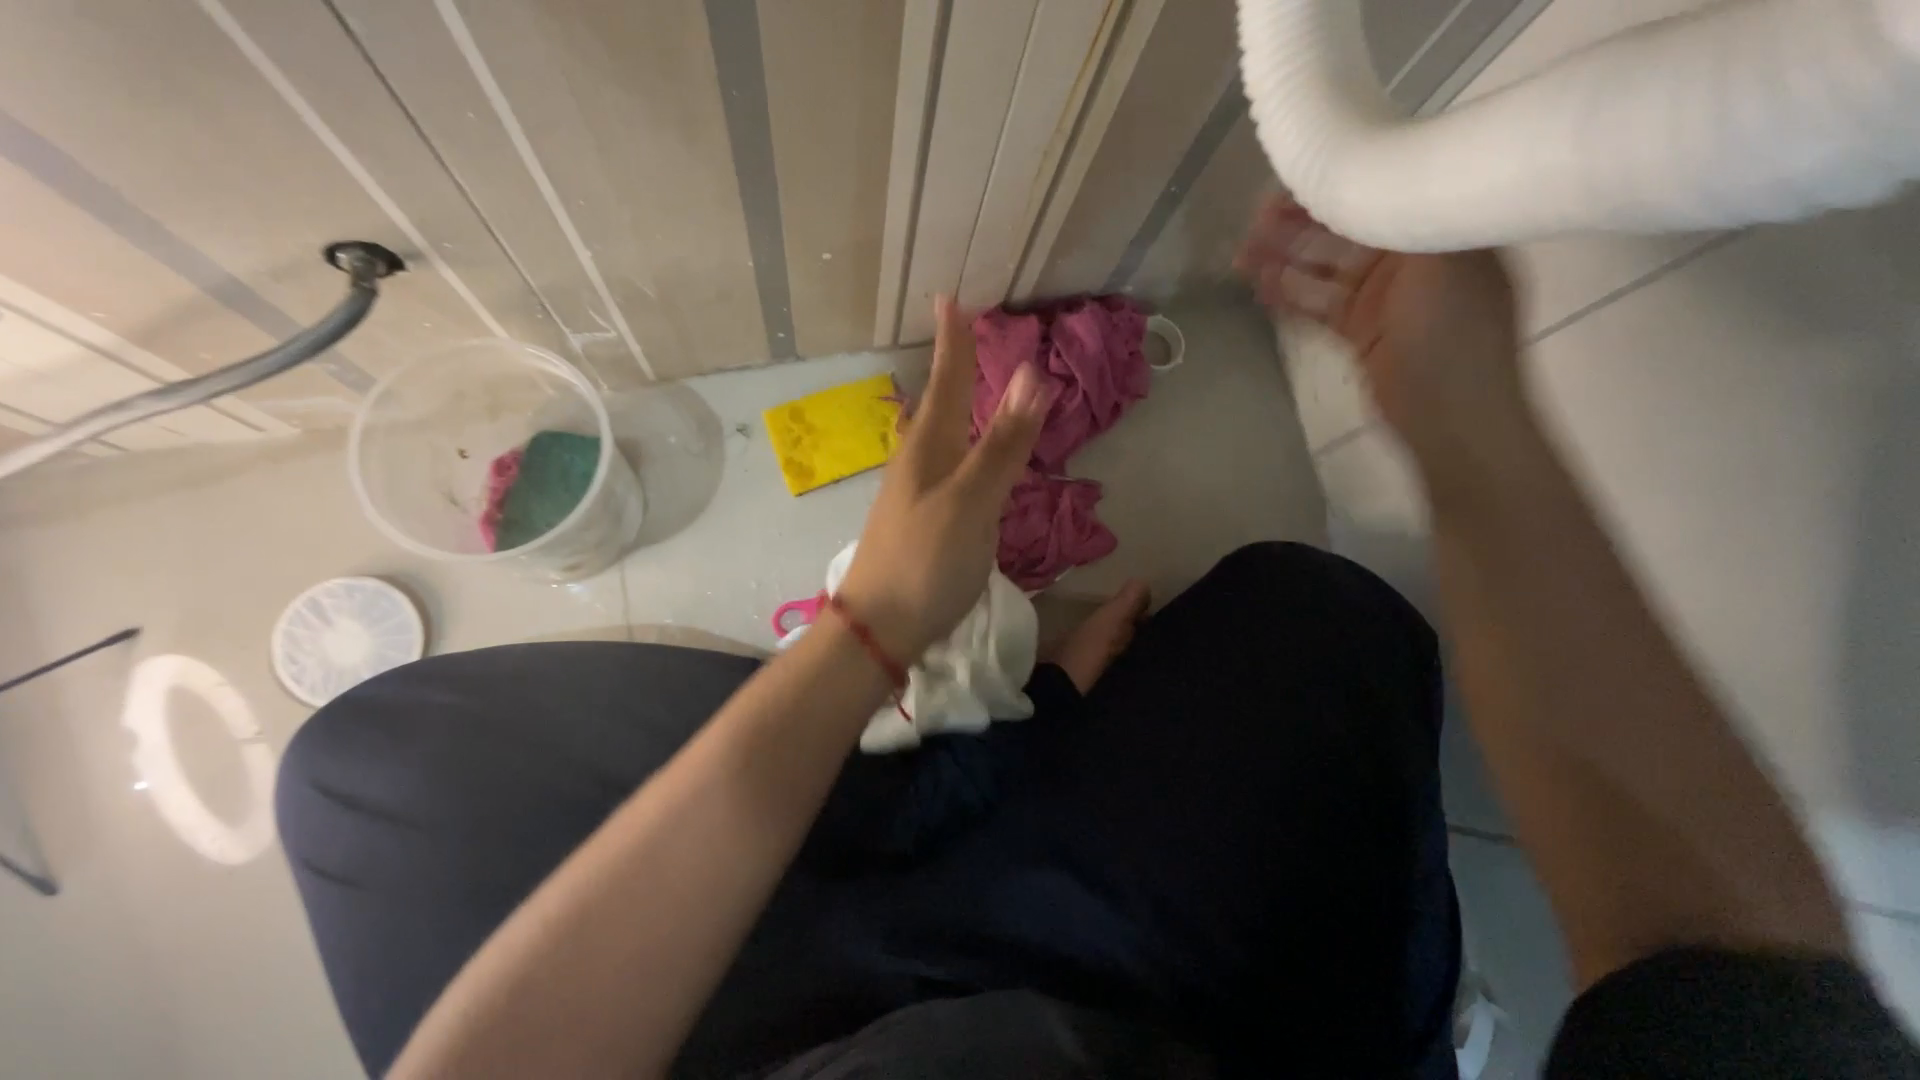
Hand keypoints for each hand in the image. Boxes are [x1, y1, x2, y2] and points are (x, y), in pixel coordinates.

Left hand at [836, 296, 1046, 659]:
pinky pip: (945, 469)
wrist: (878, 629)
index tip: (949, 297)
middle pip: (939, 406)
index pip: (947, 382)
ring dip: (954, 406)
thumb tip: (1031, 374)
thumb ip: (1002, 444)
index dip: (953, 341)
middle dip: (952, 369)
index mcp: (929, 449)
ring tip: (965, 385)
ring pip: (938, 438)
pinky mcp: (921, 525)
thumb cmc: (926, 561)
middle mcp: (917, 464)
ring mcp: (914, 496)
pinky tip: (960, 461)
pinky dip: (960, 448)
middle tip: (962, 335)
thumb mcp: (971, 501)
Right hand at [1237, 195, 1535, 488]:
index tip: (1304, 176)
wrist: (1450, 420)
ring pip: (1326, 268)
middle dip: (1304, 222)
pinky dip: (1288, 294)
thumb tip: (1378, 174)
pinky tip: (1257, 284)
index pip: (1390, 193)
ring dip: (1286, 258)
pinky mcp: (1360, 331)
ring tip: (1243, 251)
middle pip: (1350, 230)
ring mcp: (1385, 299)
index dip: (1347, 182)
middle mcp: (1415, 261)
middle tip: (1257, 215)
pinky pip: (1318, 304)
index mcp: (1444, 235)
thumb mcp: (1444, 263)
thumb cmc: (1456, 338)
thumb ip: (1411, 218)